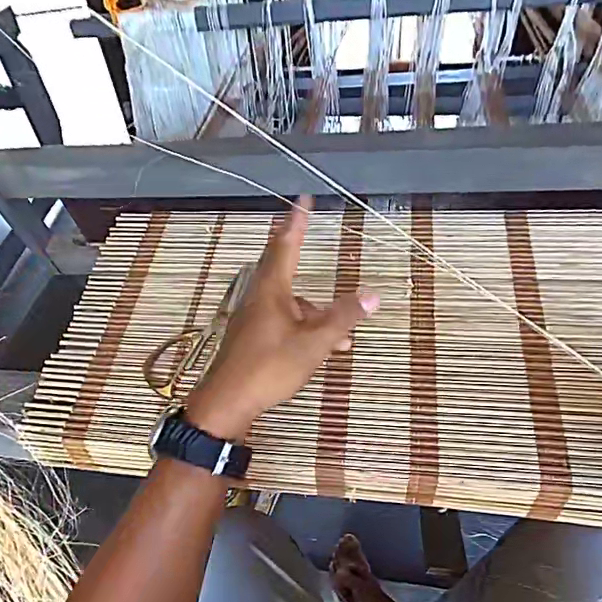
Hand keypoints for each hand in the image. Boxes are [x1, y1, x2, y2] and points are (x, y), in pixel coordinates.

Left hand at [186, 199, 378, 439]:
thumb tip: (372, 295)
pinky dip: (303, 328)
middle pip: (281, 267)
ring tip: (342, 337)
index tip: (302, 200)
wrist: (228, 401)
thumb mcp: (314, 343)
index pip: (285, 245)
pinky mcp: (252, 339)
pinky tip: (321, 351)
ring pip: (288, 303)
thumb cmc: (270, 366)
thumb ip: (343, 318)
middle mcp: (259, 298)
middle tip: (303, 230)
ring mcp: (253, 319)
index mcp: (272, 290)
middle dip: (296, 251)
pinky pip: (282, 322)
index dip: (296, 222)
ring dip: (314, 311)